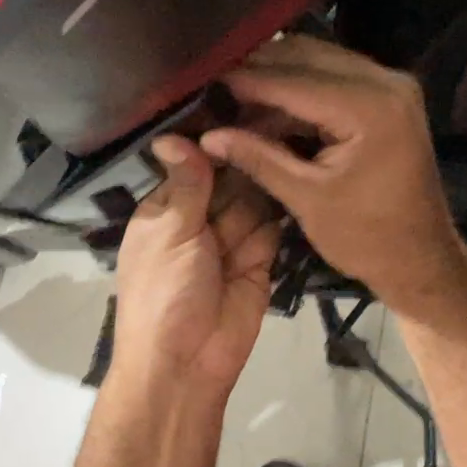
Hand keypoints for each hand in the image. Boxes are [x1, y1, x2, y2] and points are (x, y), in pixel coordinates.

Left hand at [113, 135, 282, 393]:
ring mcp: (230, 241)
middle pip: (227, 180)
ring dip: (268, 179)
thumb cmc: (164, 293)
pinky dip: (283, 210)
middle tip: (282, 116)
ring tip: (297, 138)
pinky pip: (272, 228)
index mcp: (165, 210)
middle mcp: (198, 221)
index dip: (215, 142)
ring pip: (253, 200)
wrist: (187, 363)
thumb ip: (185, 185)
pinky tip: (303, 174)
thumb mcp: (170, 232)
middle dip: (247, 158)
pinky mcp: (259, 260)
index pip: (192, 166)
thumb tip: (170, 136)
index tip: (244, 103)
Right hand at [198, 37, 466, 313]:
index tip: (202, 79)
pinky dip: (302, 89)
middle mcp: (387, 82)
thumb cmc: (367, 237)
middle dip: (259, 69)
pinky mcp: (389, 97)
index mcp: (370, 108)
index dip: (245, 79)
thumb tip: (207, 135)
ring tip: (234, 97)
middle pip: (308, 56)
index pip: (294, 80)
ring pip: (320, 61)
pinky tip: (267, 107)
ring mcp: (392, 86)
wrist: (422, 259)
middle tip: (213, 84)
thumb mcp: (307, 198)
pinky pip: (336, 78)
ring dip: (279, 77)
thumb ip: (258, 158)